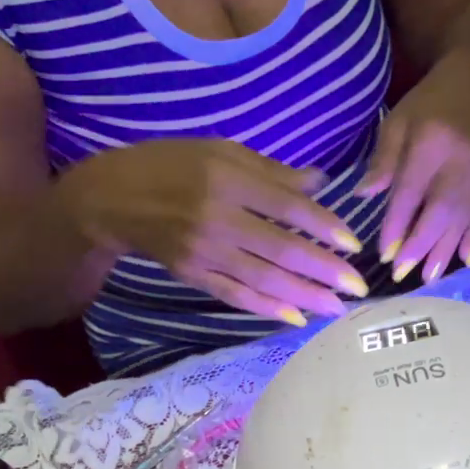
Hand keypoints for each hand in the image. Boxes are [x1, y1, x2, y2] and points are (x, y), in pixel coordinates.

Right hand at [69, 139, 368, 323]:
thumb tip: (321, 182)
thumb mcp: (220, 151)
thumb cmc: (171, 165)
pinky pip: (235, 295)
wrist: (112, 198)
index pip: (287, 207)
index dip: (324, 228)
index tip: (353, 245)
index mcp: (228, 178)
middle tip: (358, 287)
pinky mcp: (192, 274)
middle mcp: (217, 216)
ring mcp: (203, 250)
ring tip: (336, 309)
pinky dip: (266, 308)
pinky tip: (295, 317)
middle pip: (280, 249)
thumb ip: (271, 171)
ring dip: (304, 296)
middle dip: (323, 270)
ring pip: (262, 278)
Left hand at [358, 53, 469, 284]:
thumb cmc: (425, 106)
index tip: (385, 254)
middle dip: (421, 245)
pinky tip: (463, 263)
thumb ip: (383, 160)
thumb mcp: (395, 122)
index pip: (412, 190)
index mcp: (432, 142)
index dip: (398, 224)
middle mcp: (460, 161)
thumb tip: (364, 194)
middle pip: (441, 210)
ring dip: (445, 251)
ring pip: (463, 219)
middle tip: (403, 274)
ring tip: (429, 279)